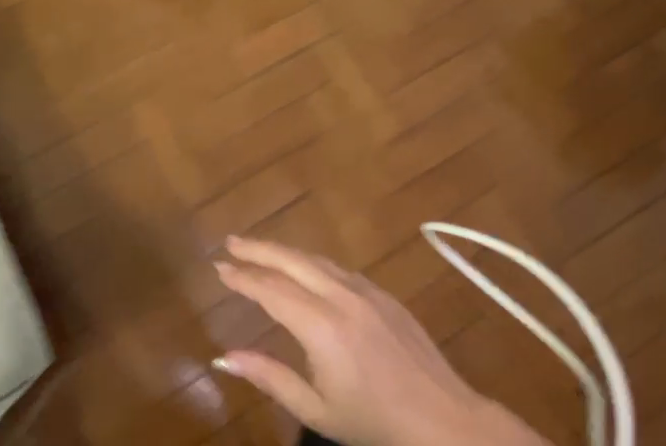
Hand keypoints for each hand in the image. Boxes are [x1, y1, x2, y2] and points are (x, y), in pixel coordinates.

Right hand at [212, 236, 548, 445]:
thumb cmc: (376, 423)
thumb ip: (270, 378)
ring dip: (285, 251)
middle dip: (258, 249)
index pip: (270, 290)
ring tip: (260, 249)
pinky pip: (340, 269)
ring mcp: (367, 293)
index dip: (242, 277)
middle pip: (291, 261)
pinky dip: (313, 262)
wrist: (447, 422)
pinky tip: (305, 268)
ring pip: (317, 260)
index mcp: (321, 326)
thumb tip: (225, 357)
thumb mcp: (317, 410)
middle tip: (230, 242)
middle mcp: (341, 298)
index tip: (218, 267)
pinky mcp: (385, 296)